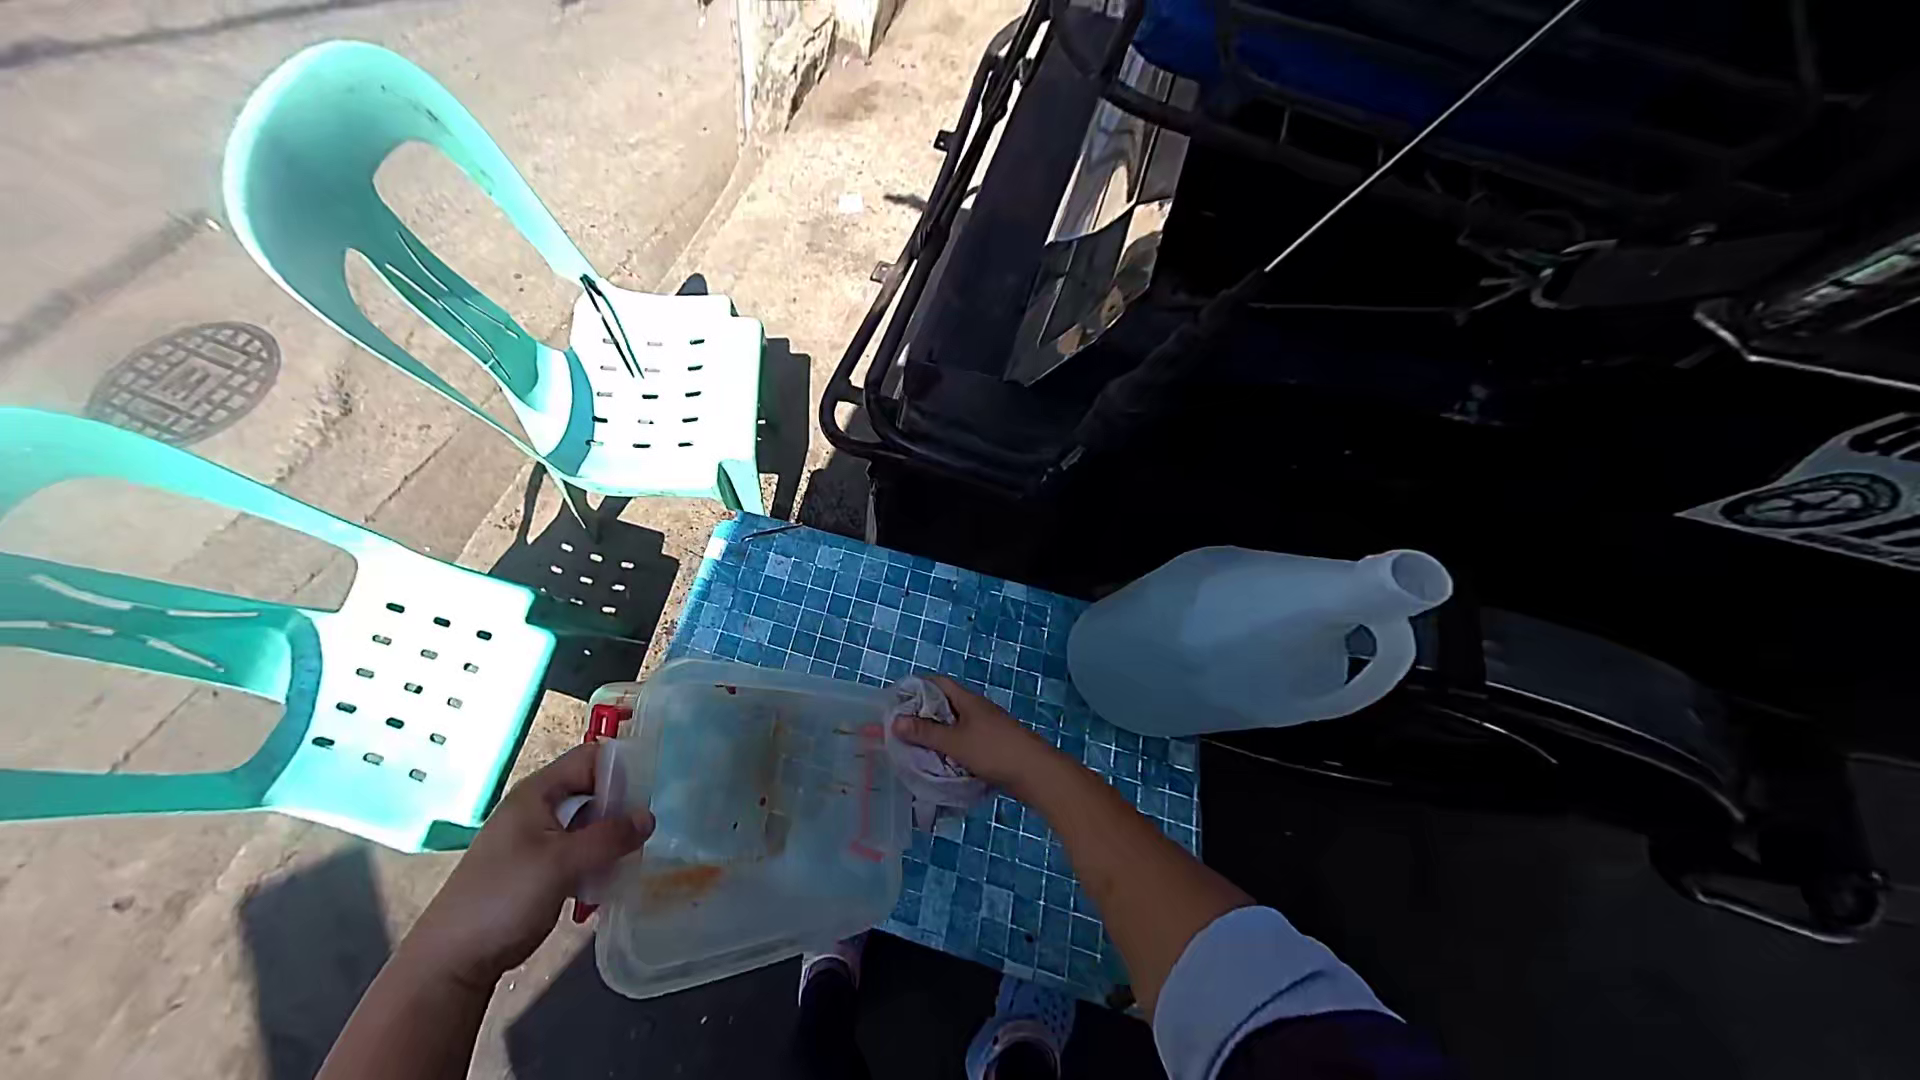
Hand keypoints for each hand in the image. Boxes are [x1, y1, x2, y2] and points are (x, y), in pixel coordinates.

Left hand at [400, 742, 653, 990]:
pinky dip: (599, 856)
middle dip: (621, 804)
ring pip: (589, 822)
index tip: (649, 790)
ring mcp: (539, 839)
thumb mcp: (562, 862)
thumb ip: (609, 836)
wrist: (451, 963)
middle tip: (646, 825)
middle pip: (593, 789)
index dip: (620, 767)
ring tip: (635, 851)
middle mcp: (539, 808)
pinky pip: (581, 849)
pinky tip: (613, 874)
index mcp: (538, 794)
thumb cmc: (503, 898)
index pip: (590, 758)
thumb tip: (649, 818)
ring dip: (612, 834)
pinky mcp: (541, 868)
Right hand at [892, 674, 1065, 793]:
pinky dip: (949, 749)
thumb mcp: (955, 742)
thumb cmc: (994, 751)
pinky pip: (963, 743)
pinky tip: (938, 763)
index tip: (896, 701)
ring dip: (935, 735)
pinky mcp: (991, 747)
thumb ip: (925, 733)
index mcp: (968, 700)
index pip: (938, 683)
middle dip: (922, 715)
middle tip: (900, 729)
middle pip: (944, 705)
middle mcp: (976, 710)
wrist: (1035, 773)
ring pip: (953, 726)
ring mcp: (985, 728)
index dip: (917, 687)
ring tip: (913, 748)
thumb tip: (895, 722)